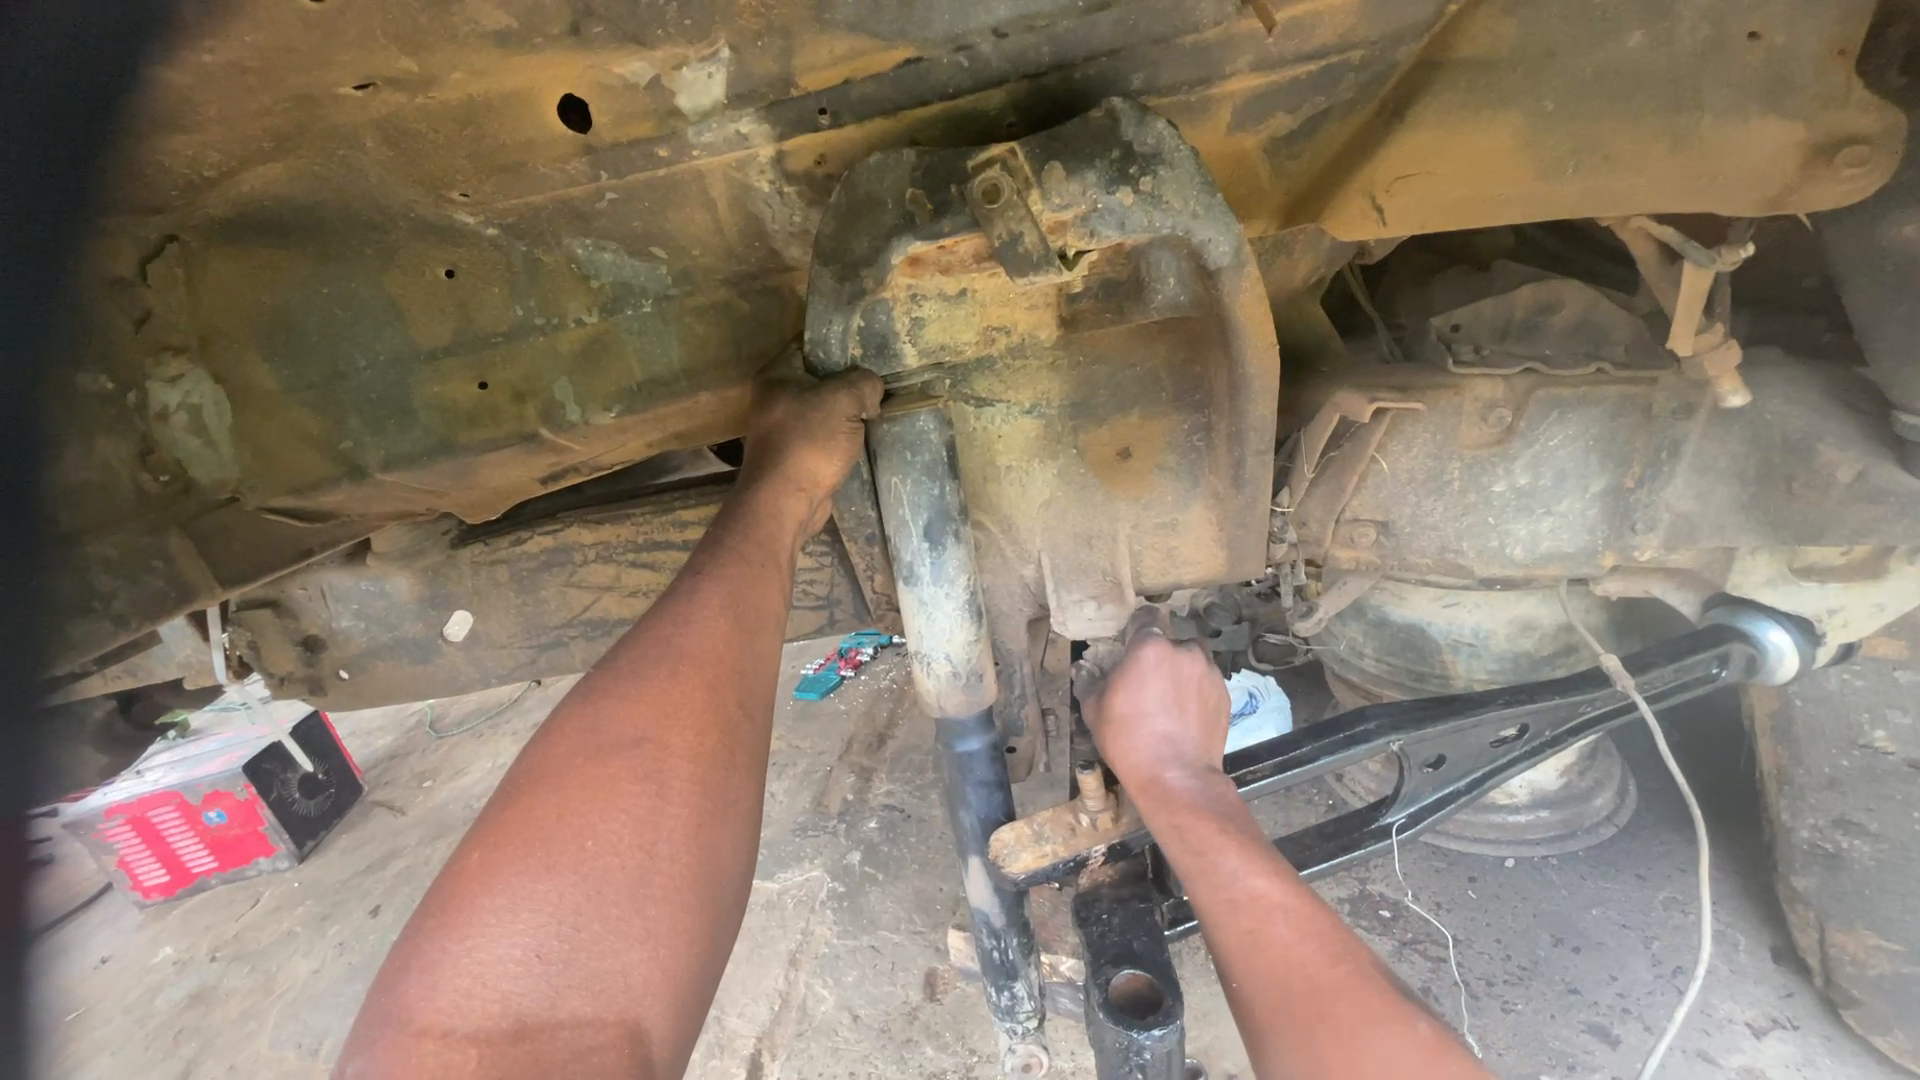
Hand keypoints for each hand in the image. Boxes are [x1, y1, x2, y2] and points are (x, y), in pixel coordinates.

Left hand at [737, 365, 883, 544]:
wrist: (786, 503)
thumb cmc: (809, 443)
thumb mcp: (843, 400)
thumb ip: (863, 383)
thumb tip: (872, 388)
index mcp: (777, 375)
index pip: (811, 348)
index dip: (841, 350)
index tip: (870, 357)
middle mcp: (774, 400)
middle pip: (820, 382)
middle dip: (849, 386)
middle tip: (878, 388)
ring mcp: (783, 431)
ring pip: (824, 413)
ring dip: (848, 417)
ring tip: (876, 414)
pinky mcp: (795, 458)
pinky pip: (824, 439)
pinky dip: (841, 440)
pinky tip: (863, 442)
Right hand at [1076, 606, 1230, 798]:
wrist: (1176, 776)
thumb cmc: (1128, 739)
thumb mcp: (1095, 710)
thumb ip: (1090, 681)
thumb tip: (1082, 669)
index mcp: (1149, 647)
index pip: (1146, 618)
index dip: (1138, 628)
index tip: (1131, 643)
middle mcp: (1183, 651)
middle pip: (1171, 640)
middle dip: (1160, 654)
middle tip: (1148, 679)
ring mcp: (1208, 672)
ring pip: (1192, 659)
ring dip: (1182, 670)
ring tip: (1170, 697)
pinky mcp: (1224, 693)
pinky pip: (1207, 681)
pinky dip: (1197, 690)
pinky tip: (1186, 713)